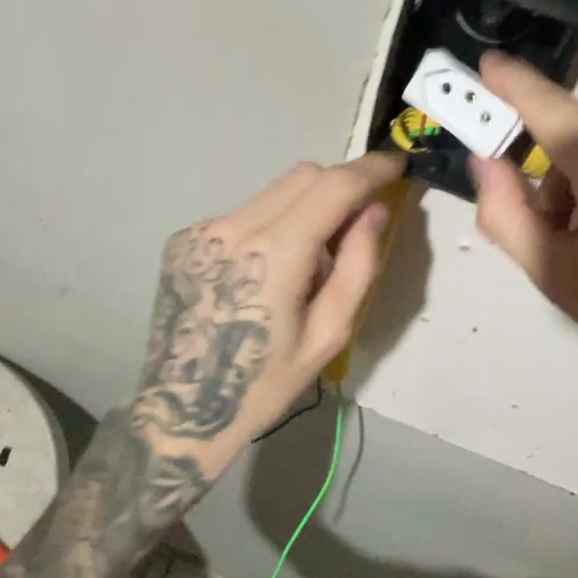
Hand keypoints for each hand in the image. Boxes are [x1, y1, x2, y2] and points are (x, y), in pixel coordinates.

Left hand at [130, 152, 403, 473]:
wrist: (181, 412)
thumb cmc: (264, 385)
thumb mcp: (327, 336)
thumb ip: (357, 266)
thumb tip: (374, 212)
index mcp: (273, 254)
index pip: (332, 185)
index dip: (370, 169)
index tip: (396, 164)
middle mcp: (232, 228)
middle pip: (301, 176)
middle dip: (339, 187)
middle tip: (357, 226)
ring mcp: (202, 231)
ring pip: (271, 193)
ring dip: (303, 209)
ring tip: (306, 265)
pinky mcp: (183, 239)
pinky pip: (243, 215)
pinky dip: (269, 227)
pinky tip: (264, 275)